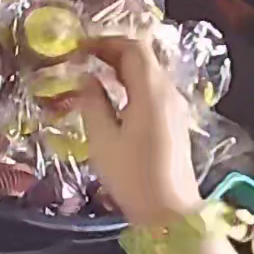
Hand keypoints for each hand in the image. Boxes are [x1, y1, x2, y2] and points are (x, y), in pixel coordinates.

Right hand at [74, 35, 202, 224]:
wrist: (168, 211)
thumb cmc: (132, 175)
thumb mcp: (102, 139)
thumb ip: (92, 102)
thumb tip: (86, 79)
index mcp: (151, 91)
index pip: (133, 48)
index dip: (105, 42)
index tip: (79, 47)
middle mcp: (168, 92)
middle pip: (143, 57)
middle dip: (112, 51)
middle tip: (82, 58)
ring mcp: (174, 107)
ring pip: (148, 73)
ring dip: (121, 68)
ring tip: (92, 74)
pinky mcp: (174, 122)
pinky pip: (152, 90)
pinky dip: (130, 84)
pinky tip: (111, 97)